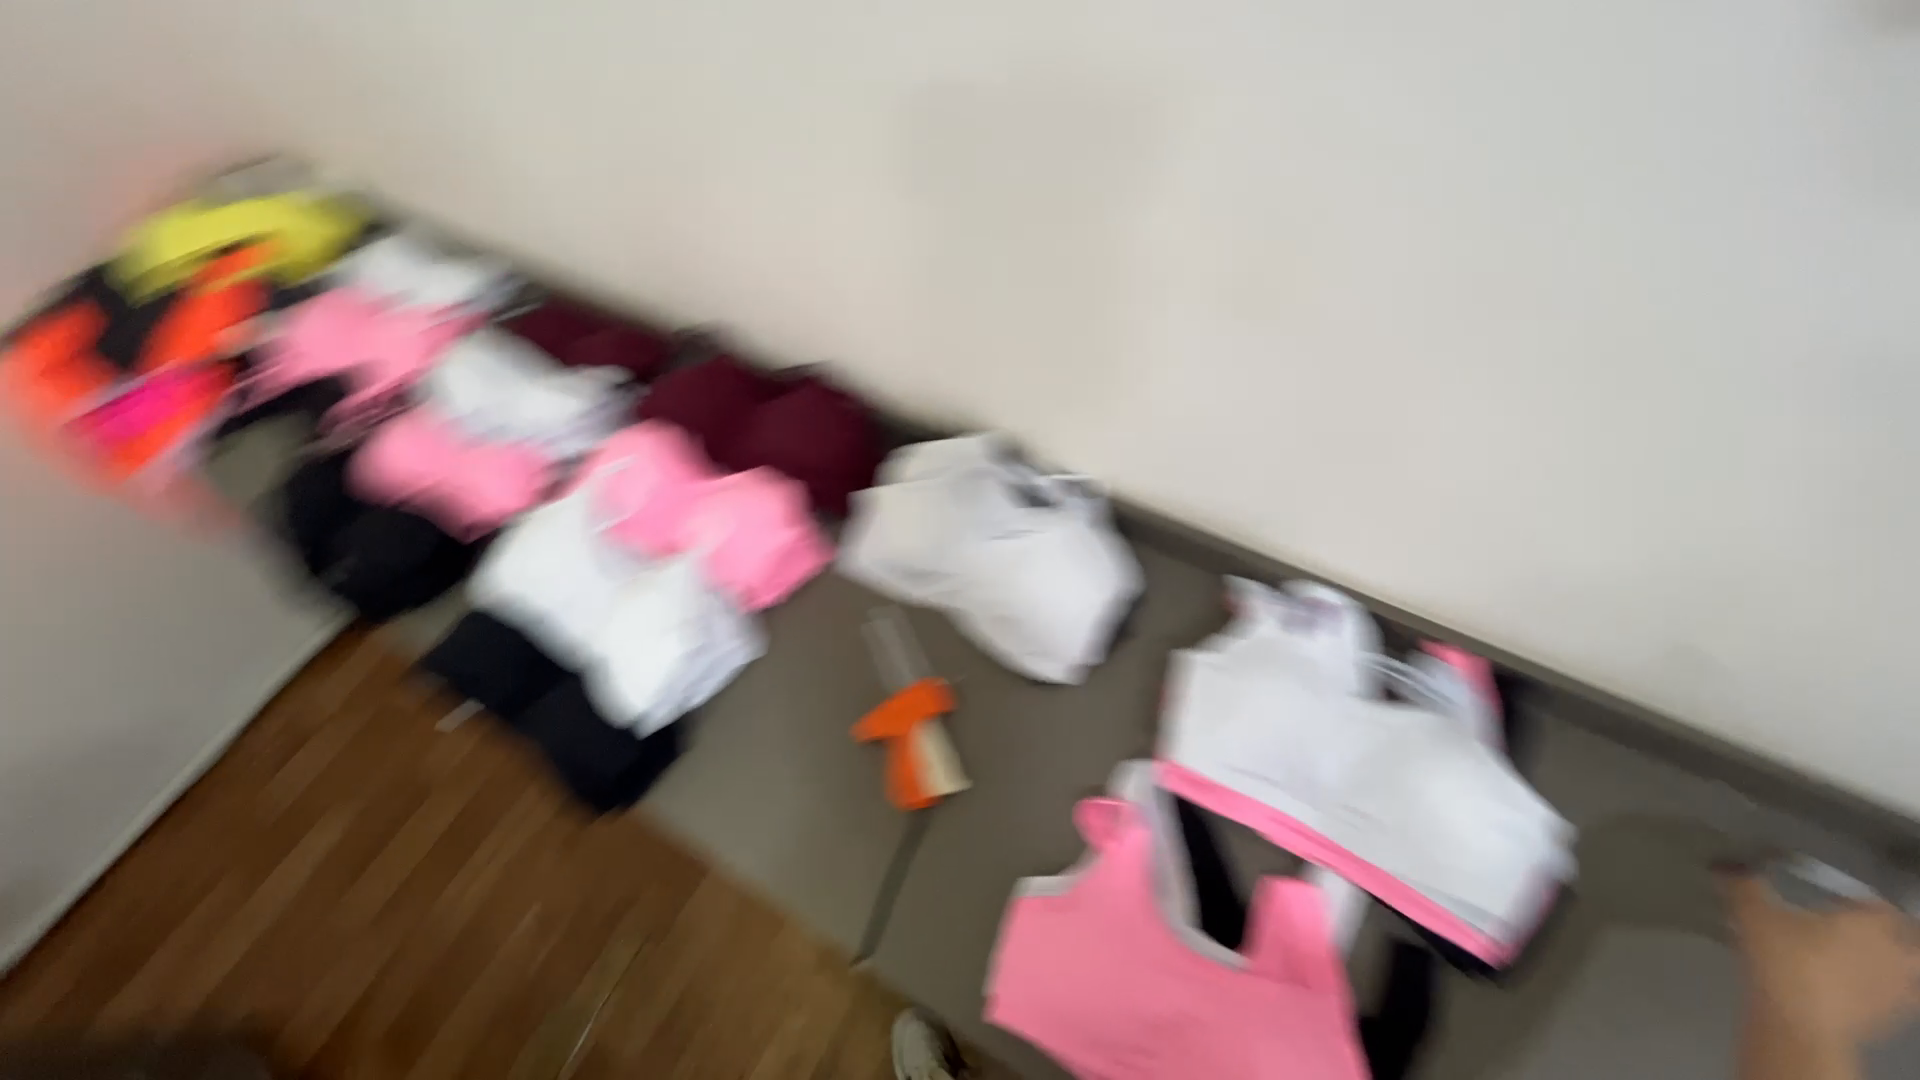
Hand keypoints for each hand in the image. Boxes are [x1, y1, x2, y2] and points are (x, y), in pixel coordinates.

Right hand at [1722, 870, 1919, 1046]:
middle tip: (1852, 931)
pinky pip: (1886, 998)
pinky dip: (1869, 991)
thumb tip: (1726, 866)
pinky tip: (1839, 988)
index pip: (1877, 904)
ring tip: (1846, 960)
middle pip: (1908, 942)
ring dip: (1882, 965)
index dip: (1854, 899)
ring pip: (1902, 973)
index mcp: (1869, 924)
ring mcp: (1897, 991)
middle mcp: (1894, 954)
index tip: (1830, 898)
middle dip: (1887, 936)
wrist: (1798, 1020)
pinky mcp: (1887, 1019)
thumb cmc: (1781, 955)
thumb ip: (1742, 885)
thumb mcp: (1750, 912)